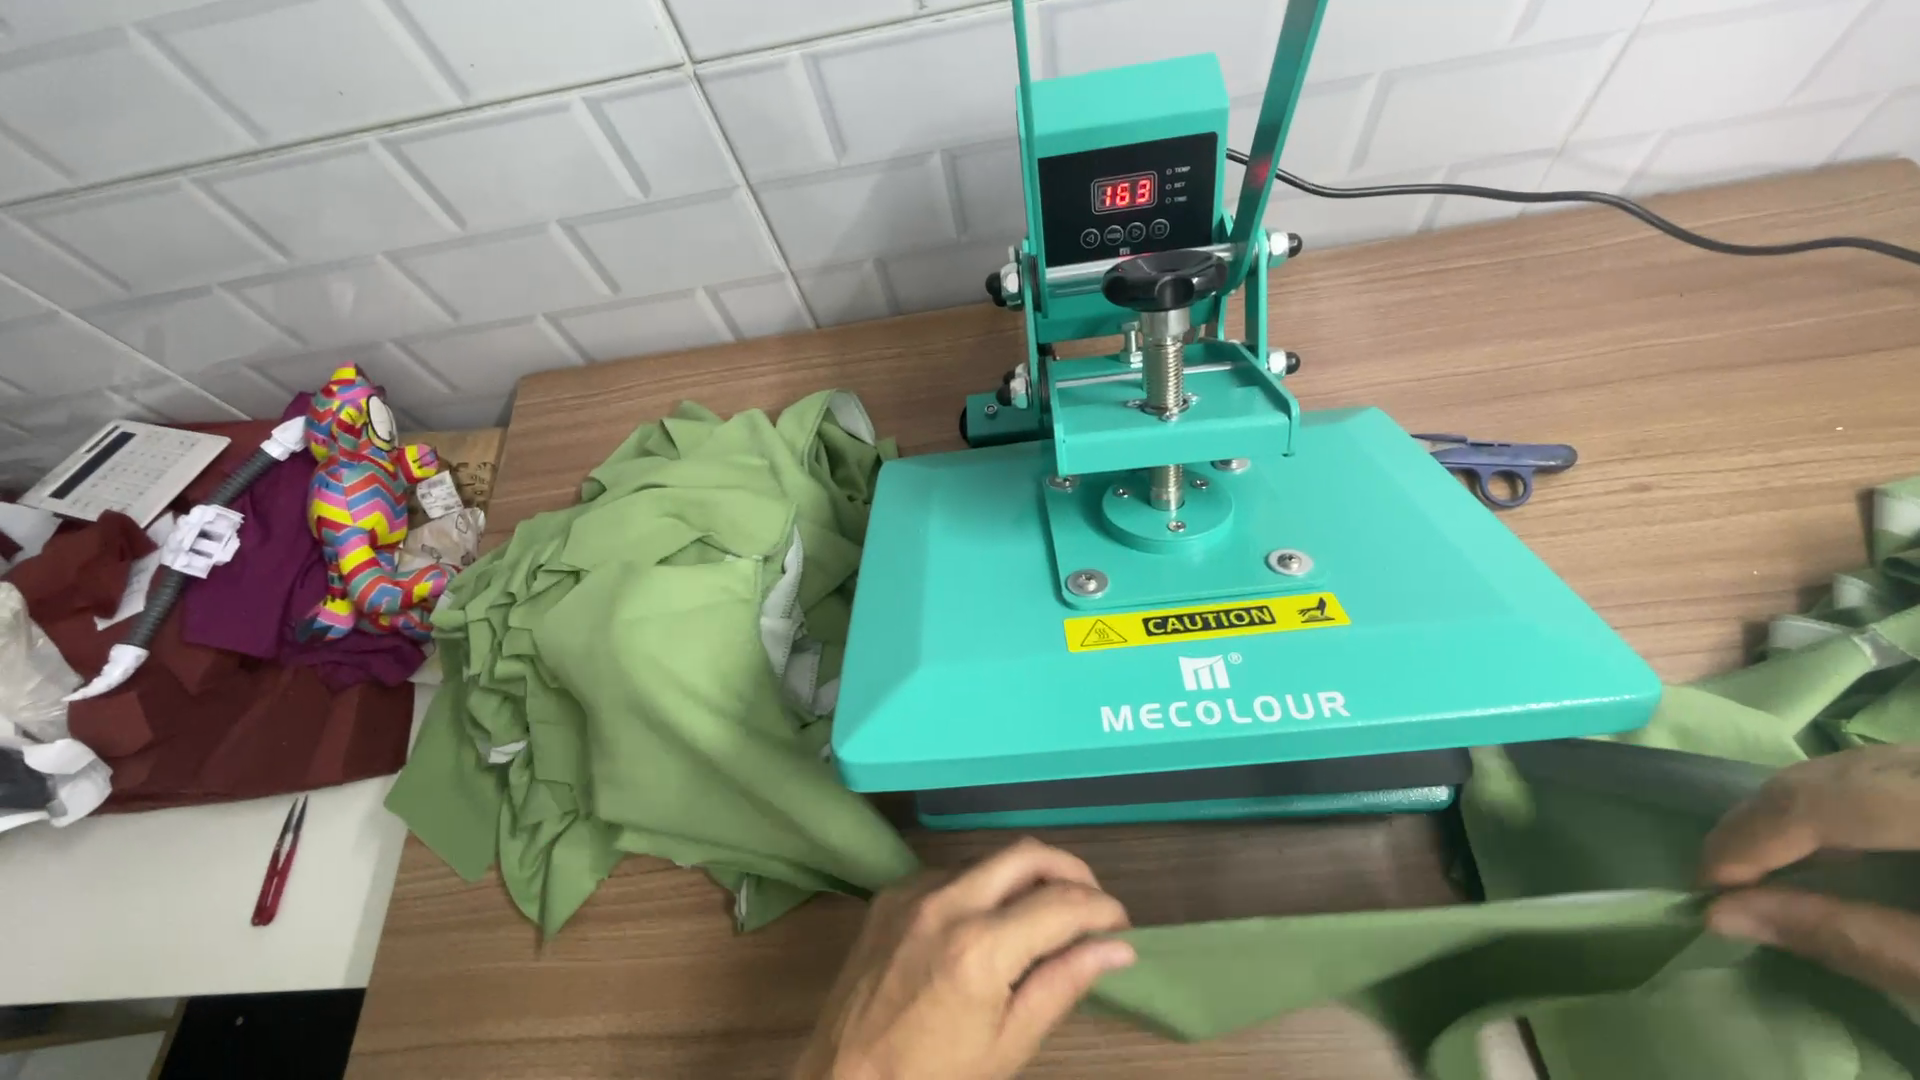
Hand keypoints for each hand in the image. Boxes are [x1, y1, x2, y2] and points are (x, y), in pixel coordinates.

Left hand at [793, 838, 1135, 1079]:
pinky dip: (983, 887)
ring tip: (1046, 914)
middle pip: (1028, 854)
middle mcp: (947, 902)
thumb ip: (1063, 984)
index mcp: (980, 947)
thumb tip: (1118, 948)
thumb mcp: (1009, 1045)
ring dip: (1027, 877)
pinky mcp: (892, 893)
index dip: (1102, 909)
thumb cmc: (934, 1076)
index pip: (1062, 904)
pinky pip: (952, 873)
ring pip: (989, 859)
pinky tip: (989, 922)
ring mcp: (914, 892)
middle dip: (1072, 871)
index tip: (1121, 924)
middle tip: (1092, 902)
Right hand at [1700, 743, 1919, 995]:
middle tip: (1721, 880)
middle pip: (1825, 778)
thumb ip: (1851, 938)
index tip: (1706, 889)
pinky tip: (1833, 852)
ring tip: (1766, 867)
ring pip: (1848, 768)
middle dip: (1760, 826)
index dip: (1750, 840)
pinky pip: (1882, 772)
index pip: (1820, 802)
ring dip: (1794, 815)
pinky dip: (1840, 808)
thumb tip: (1719, 914)